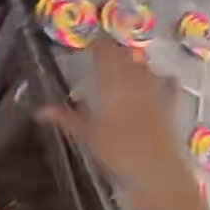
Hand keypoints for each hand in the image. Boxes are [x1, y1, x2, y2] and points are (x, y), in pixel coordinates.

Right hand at [39, 39, 184, 188]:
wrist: (155, 166)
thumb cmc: (116, 149)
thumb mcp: (86, 134)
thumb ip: (65, 118)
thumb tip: (38, 111)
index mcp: (112, 80)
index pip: (104, 51)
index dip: (97, 44)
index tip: (89, 43)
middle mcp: (135, 77)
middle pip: (125, 55)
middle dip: (115, 52)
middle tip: (105, 54)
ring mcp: (155, 88)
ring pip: (144, 66)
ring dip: (135, 63)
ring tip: (127, 65)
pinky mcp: (170, 102)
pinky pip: (167, 83)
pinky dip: (162, 80)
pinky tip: (163, 81)